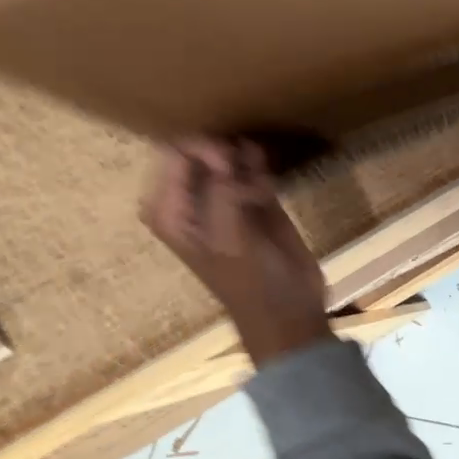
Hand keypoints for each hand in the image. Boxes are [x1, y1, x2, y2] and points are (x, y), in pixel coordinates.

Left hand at [141, 138, 331, 365]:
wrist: (288, 309)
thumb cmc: (252, 281)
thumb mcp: (231, 240)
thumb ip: (223, 195)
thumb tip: (233, 159)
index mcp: (170, 210)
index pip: (174, 154)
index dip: (205, 149)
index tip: (233, 164)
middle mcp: (191, 200)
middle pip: (198, 149)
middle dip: (227, 148)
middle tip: (253, 169)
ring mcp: (224, 199)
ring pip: (227, 154)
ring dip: (247, 155)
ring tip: (264, 179)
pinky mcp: (256, 201)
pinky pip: (253, 168)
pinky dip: (263, 163)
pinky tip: (273, 176)